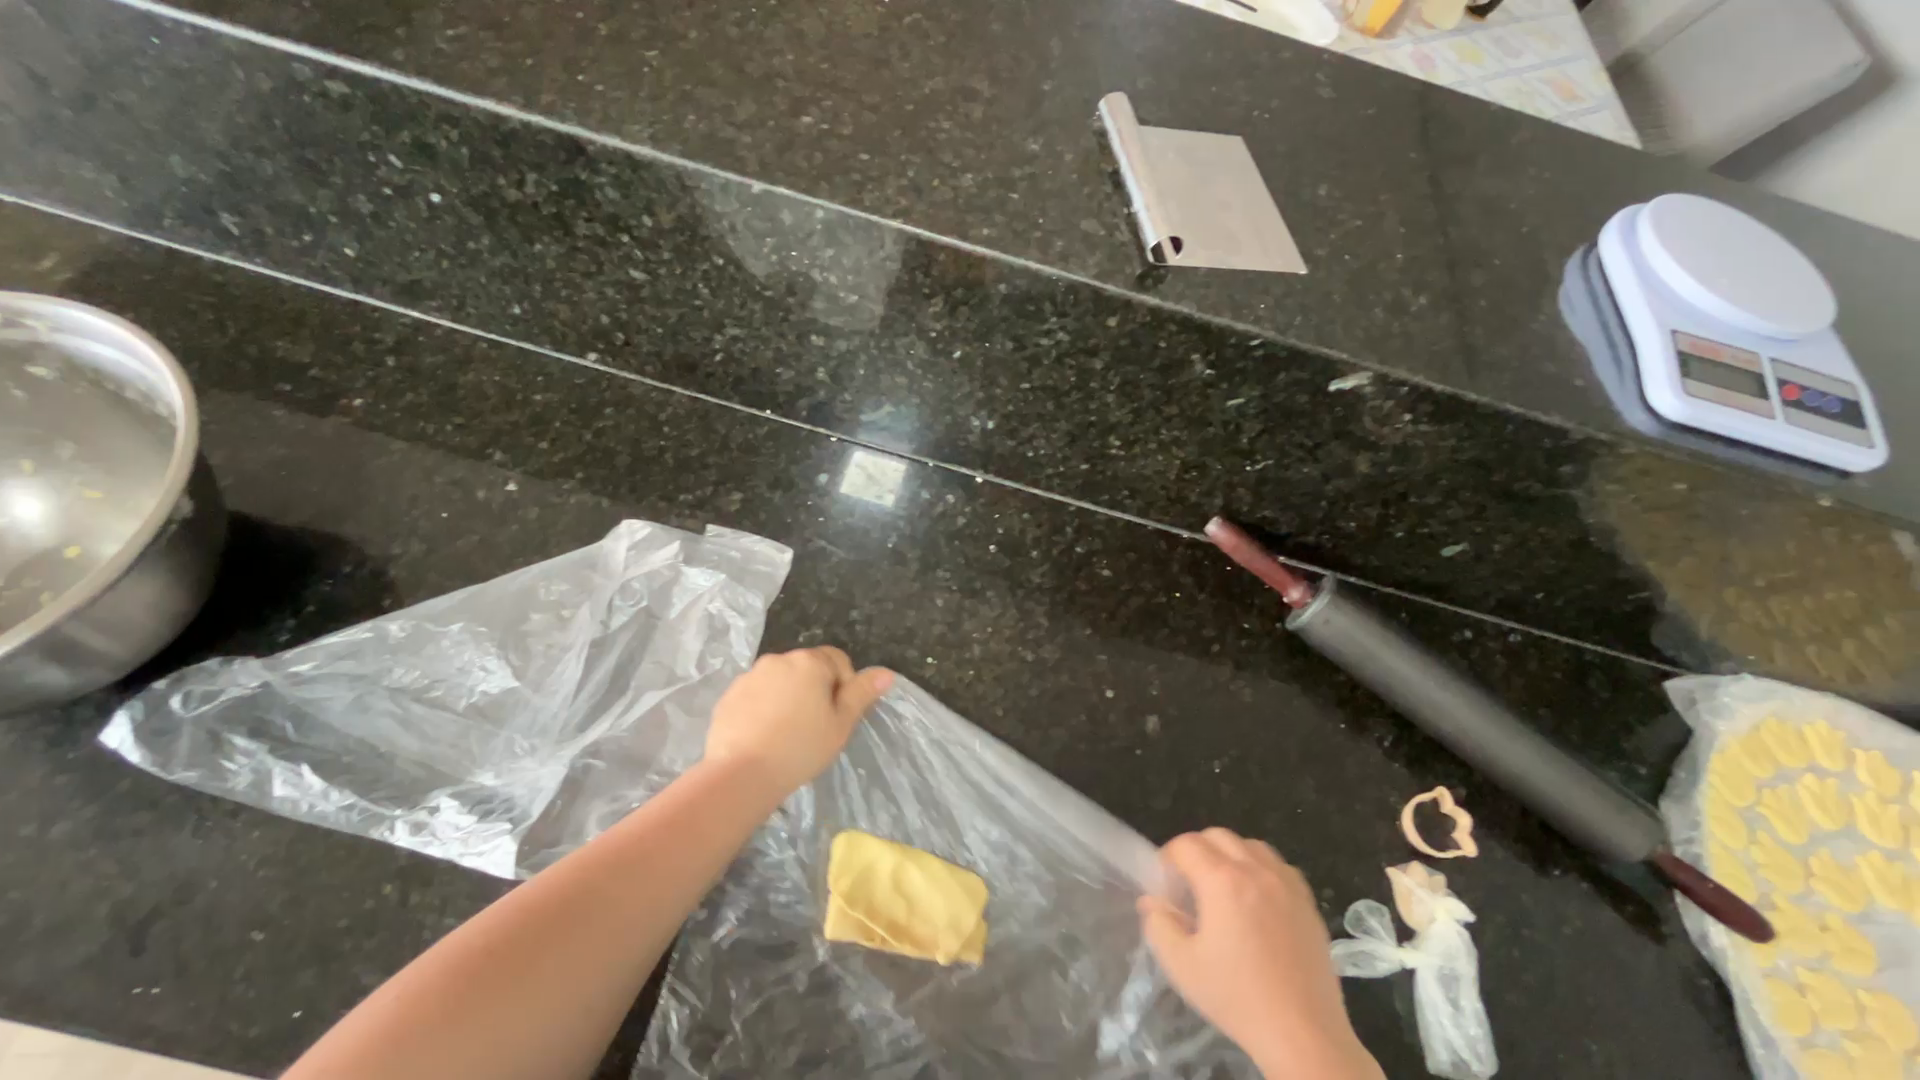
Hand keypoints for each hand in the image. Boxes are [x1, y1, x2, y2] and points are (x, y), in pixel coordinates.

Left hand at [705, 646, 892, 795]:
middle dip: (815, 690)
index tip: (836, 716)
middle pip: (807, 668)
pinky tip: (763, 736)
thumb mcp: (841, 724)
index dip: (843, 686)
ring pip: (780, 681)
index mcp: (810, 662)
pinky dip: (764, 707)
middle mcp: (778, 659)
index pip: (838, 661)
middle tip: (815, 726)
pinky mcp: (729, 695)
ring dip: (788, 697)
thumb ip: (861, 694)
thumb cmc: (801, 748)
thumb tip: (885, 672)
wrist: (741, 773)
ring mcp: (750, 676)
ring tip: (787, 733)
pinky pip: (756, 694)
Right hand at [1139, 829, 1382, 1079]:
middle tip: (1188, 887)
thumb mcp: (1181, 965)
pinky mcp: (1308, 903)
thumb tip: (1152, 901)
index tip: (1164, 886)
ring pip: (1251, 846)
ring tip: (1222, 891)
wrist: (1302, 1032)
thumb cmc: (1236, 997)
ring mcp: (1288, 885)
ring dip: (1229, 856)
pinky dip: (1260, 870)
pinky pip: (1279, 866)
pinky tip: (1256, 903)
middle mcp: (1257, 871)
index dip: (1167, 858)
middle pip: (1218, 836)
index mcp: (1223, 881)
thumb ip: (1159, 924)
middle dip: (1196, 851)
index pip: (1186, 844)